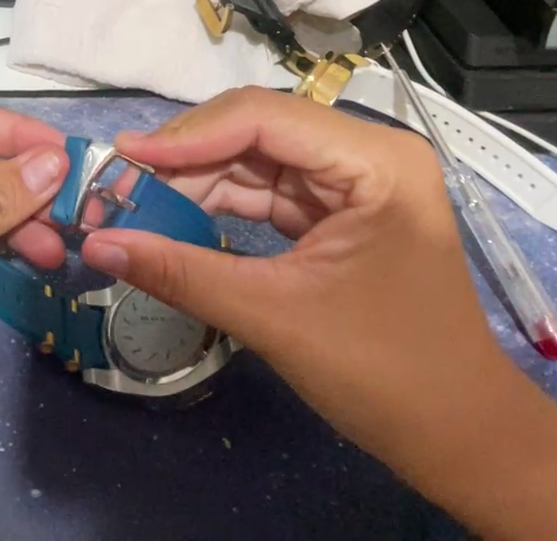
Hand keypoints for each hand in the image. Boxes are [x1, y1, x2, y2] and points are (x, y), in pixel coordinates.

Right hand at [77, 87, 544, 470]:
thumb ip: (179, 272)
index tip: (123, 158)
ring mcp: (352, 179)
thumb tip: (95, 243)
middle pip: (254, 130)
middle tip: (120, 183)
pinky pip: (263, 188)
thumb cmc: (387, 374)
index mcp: (375, 161)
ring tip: (135, 201)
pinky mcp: (336, 207)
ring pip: (252, 157)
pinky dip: (217, 202)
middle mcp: (365, 153)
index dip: (187, 135)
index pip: (263, 118)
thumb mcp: (274, 316)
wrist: (462, 438)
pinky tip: (173, 216)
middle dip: (185, 158)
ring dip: (194, 179)